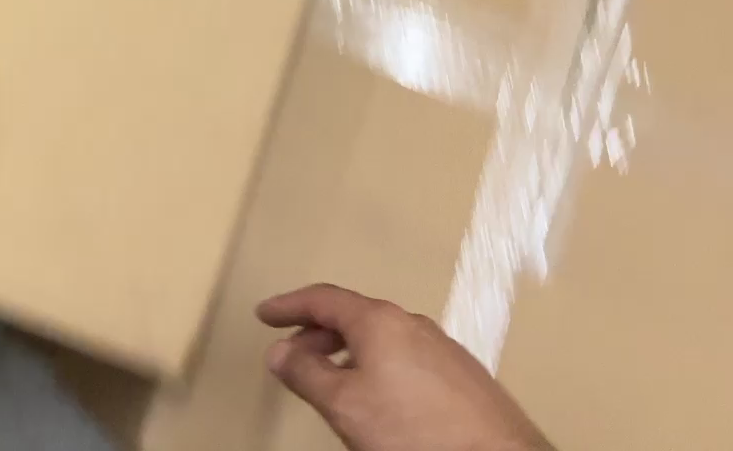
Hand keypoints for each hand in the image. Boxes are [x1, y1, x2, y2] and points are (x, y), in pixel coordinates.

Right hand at [258, 284, 552, 450]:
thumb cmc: (414, 434)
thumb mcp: (345, 406)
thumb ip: (307, 374)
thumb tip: (279, 351)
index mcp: (379, 320)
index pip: (322, 298)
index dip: (288, 305)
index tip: (263, 315)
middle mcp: (412, 323)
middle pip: (353, 317)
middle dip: (317, 334)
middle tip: (292, 357)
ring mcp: (445, 350)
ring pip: (383, 340)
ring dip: (349, 354)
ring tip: (334, 384)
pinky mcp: (469, 382)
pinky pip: (409, 360)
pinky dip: (381, 368)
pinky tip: (383, 402)